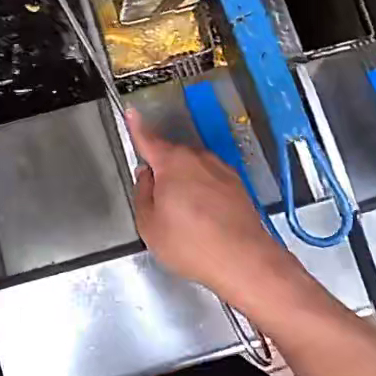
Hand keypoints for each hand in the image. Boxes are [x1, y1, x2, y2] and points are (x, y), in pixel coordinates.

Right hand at [127, 109, 316, 311]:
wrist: (244, 261)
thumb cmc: (193, 244)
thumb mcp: (148, 223)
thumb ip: (142, 193)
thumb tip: (146, 178)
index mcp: (172, 164)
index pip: (148, 139)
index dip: (137, 127)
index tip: (132, 114)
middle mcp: (199, 161)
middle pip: (172, 157)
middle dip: (161, 172)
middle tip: (153, 201)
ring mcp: (222, 173)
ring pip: (192, 171)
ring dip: (182, 186)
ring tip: (178, 219)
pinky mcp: (237, 188)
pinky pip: (209, 184)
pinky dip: (201, 196)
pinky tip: (199, 222)